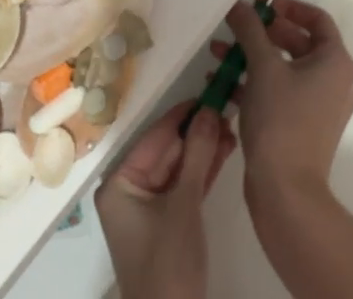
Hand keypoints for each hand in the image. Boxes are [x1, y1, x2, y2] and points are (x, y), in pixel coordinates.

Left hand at [96, 101, 237, 298]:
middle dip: (197, 132)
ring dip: (204, 149)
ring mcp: (148, 207)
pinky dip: (204, 171)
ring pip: (179, 168)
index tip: (207, 92)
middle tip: (227, 106)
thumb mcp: (184, 205)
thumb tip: (210, 111)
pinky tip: (225, 149)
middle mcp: (129, 190)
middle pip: (166, 151)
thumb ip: (197, 156)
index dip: (181, 116)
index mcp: (119, 183)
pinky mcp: (167, 222)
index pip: (153, 139)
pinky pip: (184, 186)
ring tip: (233, 125)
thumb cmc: (168, 261)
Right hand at [220, 0, 352, 213]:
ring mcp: (318, 105)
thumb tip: (239, 5)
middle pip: (297, 42)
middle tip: (234, 27)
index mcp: (335, 62)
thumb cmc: (281, 120)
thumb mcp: (262, 67)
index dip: (288, 6)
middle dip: (261, 33)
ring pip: (283, 68)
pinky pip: (278, 92)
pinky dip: (253, 83)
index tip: (260, 4)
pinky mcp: (301, 125)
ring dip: (251, 57)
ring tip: (217, 53)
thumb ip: (250, 30)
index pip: (317, 19)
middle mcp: (333, 81)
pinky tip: (221, 83)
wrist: (286, 189)